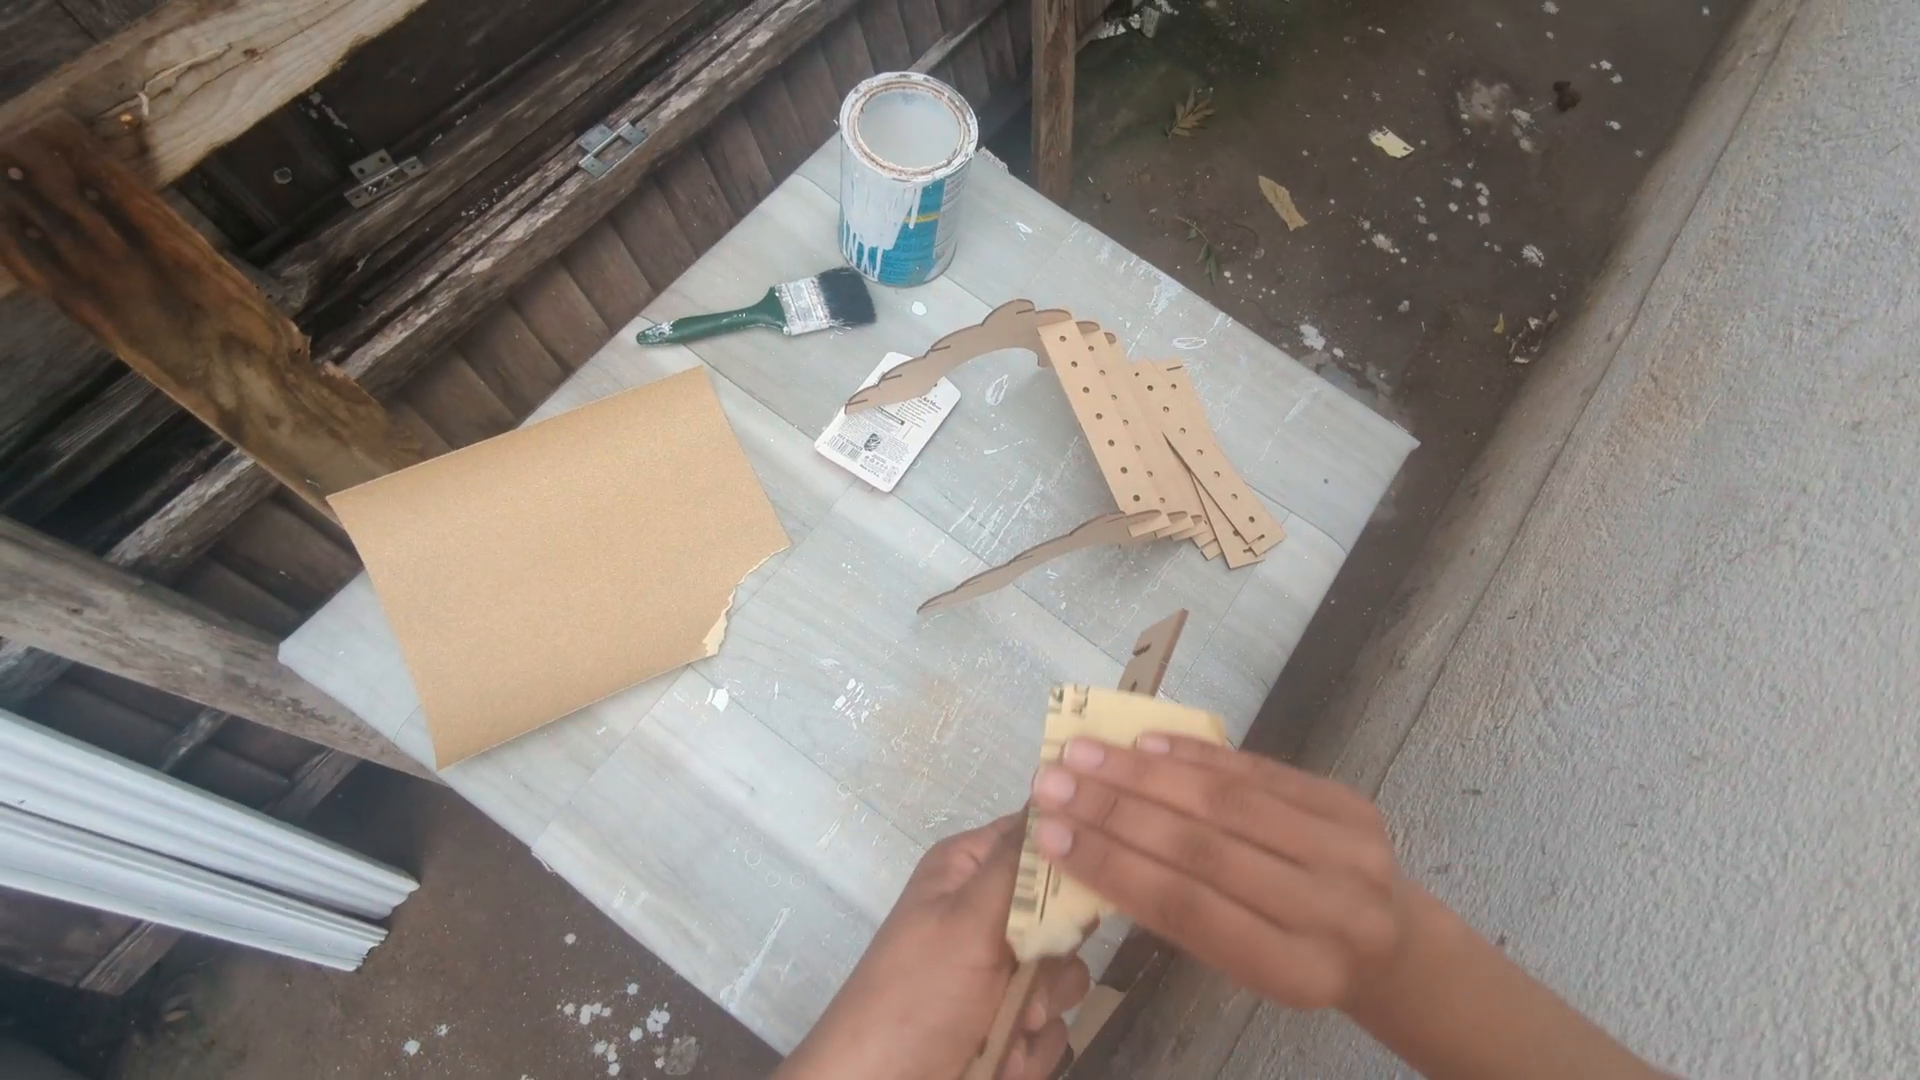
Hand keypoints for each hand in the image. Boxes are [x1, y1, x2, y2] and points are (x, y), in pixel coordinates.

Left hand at [777, 813, 1090, 1079]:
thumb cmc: (918, 993)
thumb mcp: (967, 918)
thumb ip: (1020, 865)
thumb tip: (1051, 791)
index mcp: (970, 871)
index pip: (1036, 838)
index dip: (1067, 856)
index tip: (1091, 881)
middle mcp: (987, 912)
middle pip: (1060, 911)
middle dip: (1052, 953)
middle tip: (1026, 972)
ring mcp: (999, 972)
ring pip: (1065, 974)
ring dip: (1041, 1008)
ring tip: (1006, 1028)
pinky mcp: (1008, 1025)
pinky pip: (1053, 1028)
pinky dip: (1028, 1050)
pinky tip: (997, 1059)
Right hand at [1028, 734, 1406, 1011]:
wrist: (1391, 941)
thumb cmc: (1295, 956)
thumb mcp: (1242, 962)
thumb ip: (1178, 908)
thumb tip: (1088, 842)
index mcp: (1293, 971)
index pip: (1185, 909)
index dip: (1112, 867)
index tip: (1049, 834)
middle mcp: (1329, 911)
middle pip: (1201, 847)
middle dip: (1114, 810)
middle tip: (1051, 782)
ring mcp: (1346, 850)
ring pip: (1224, 798)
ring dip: (1142, 770)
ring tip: (1084, 752)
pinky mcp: (1349, 803)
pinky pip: (1256, 768)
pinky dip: (1194, 752)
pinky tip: (1146, 740)